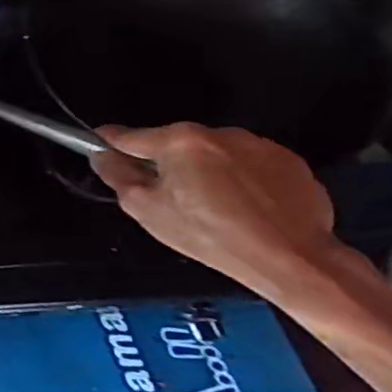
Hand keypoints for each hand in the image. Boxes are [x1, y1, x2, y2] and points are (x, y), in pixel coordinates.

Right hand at [90, 124, 365, 304]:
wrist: (293, 259)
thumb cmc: (208, 234)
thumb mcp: (145, 209)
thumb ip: (117, 176)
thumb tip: (103, 156)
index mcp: (179, 140)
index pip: (129, 136)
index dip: (108, 144)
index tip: (98, 149)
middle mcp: (218, 133)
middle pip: (174, 144)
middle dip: (165, 163)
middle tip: (168, 196)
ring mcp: (258, 145)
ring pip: (212, 153)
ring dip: (204, 169)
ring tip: (213, 204)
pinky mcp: (289, 161)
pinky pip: (247, 164)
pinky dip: (238, 178)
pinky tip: (244, 206)